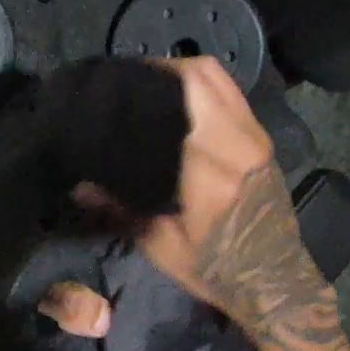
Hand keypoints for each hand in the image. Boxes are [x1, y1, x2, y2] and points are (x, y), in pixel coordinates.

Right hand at [78, 58, 327, 328]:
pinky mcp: (263, 142)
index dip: (144, 85)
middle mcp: (238, 142)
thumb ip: (117, 209)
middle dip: (163, 67)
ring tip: (152, 85)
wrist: (273, 282)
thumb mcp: (158, 244)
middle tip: (130, 80)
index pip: (176, 104)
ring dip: (186, 72)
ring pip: (221, 80)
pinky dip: (206, 87)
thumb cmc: (214, 268)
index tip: (113, 86)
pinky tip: (181, 101)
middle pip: (202, 76)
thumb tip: (75, 185)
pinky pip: (233, 96)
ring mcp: (256, 138)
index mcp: (208, 168)